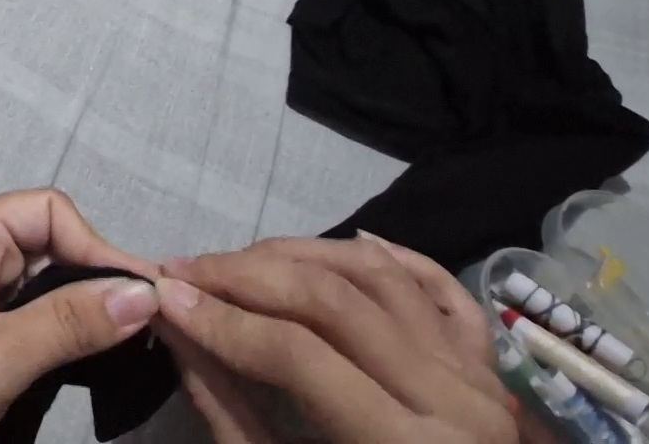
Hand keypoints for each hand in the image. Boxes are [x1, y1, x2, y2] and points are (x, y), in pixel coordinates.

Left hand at [0, 189, 160, 443]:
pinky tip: (91, 357)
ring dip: (84, 309)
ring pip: (49, 279)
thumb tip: (142, 294)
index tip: (143, 299)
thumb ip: (68, 323)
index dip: (97, 248)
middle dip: (96, 279)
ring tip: (127, 347)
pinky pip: (35, 311)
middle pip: (53, 241)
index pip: (49, 212)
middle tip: (147, 329)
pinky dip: (66, 330)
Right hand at [153, 235, 519, 443]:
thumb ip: (225, 404)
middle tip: (184, 270)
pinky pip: (440, 288)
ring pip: (374, 274)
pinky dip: (390, 257)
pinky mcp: (487, 367)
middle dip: (242, 274)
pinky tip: (343, 245)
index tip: (161, 293)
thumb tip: (172, 323)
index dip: (221, 318)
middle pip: (330, 298)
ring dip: (294, 253)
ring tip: (238, 262)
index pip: (297, 352)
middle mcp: (456, 402)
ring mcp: (478, 377)